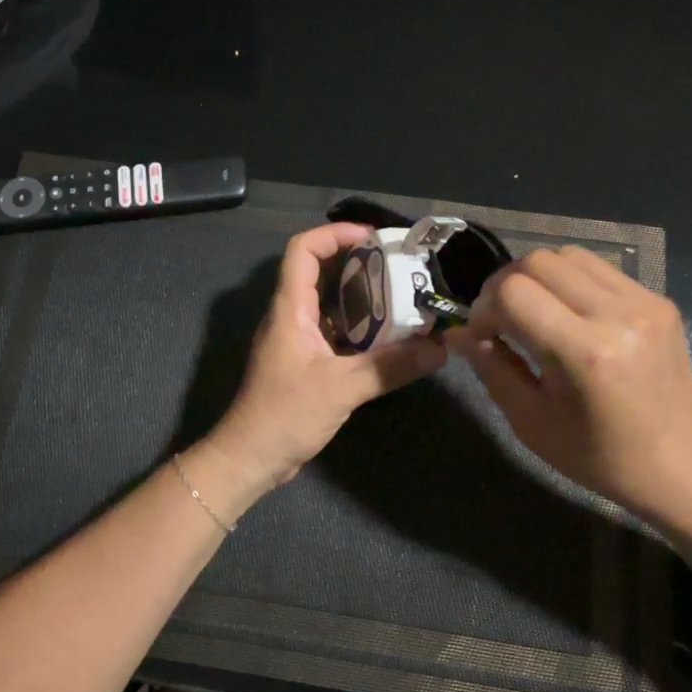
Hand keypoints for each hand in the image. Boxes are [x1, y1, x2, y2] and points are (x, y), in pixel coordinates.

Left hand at [201, 223, 447, 495]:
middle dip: (359, 264)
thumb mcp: (341, 388)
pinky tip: (391, 339)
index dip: (334, 234)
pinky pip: (335, 333)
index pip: (302, 250)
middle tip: (401, 268)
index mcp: (289, 309)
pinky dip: (361, 329)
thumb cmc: (284, 415)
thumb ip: (389, 367)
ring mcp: (297, 341)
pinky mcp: (305, 364)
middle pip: (320, 272)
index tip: (373, 238)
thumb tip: (440, 349)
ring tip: (404, 298)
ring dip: (363, 298)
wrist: (251, 458)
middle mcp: (290, 317)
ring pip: (330, 305)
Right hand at [446, 246, 691, 526]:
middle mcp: (617, 315)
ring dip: (537, 278)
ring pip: (567, 255)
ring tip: (533, 312)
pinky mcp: (657, 299)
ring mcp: (643, 302)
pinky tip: (567, 314)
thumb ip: (491, 367)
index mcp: (585, 353)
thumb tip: (458, 332)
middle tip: (502, 320)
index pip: (514, 292)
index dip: (485, 308)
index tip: (485, 335)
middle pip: (537, 262)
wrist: (676, 464)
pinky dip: (569, 282)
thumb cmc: (596, 455)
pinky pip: (598, 268)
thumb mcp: (530, 420)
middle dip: (505, 286)